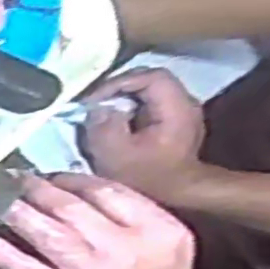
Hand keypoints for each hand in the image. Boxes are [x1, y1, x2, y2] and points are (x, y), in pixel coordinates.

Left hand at [0, 175, 196, 268]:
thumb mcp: (151, 249)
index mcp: (160, 231)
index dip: (70, 180)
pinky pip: (19, 263)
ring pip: (45, 230)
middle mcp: (128, 248)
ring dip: (14, 211)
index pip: (110, 192)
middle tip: (8, 181)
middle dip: (35, 191)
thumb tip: (66, 189)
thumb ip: (121, 220)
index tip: (45, 175)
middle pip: (72, 207)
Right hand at [80, 67, 218, 204]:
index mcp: (175, 107)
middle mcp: (183, 103)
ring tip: (92, 112)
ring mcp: (178, 111)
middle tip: (86, 104)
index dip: (117, 82)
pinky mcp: (168, 120)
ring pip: (146, 91)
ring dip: (117, 98)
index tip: (89, 100)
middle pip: (149, 80)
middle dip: (115, 88)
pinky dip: (122, 107)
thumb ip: (103, 127)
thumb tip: (94, 108)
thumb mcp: (114, 153)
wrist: (173, 192)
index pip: (151, 76)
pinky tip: (106, 121)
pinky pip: (144, 104)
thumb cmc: (143, 175)